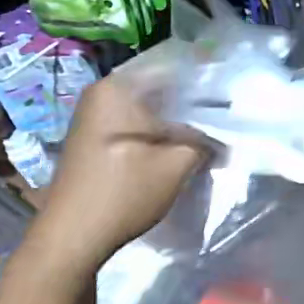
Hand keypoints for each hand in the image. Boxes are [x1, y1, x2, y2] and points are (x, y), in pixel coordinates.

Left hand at [34, 69, 207, 269]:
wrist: (72, 235)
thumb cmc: (124, 193)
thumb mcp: (176, 165)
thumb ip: (203, 140)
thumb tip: (220, 133)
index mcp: (118, 87)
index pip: (173, 68)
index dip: (206, 82)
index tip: (231, 97)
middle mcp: (101, 92)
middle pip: (160, 88)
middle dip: (192, 105)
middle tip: (223, 121)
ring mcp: (94, 115)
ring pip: (148, 109)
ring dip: (175, 122)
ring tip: (205, 136)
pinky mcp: (95, 137)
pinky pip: (135, 123)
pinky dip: (157, 133)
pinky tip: (176, 149)